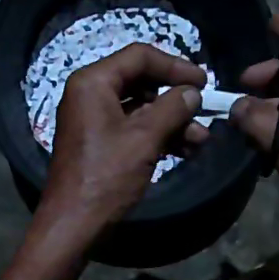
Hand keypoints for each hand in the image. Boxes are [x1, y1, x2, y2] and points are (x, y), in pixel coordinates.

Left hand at [41, 43, 208, 240]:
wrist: (73, 223)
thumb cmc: (106, 177)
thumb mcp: (144, 139)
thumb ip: (172, 108)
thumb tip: (193, 92)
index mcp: (92, 82)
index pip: (140, 56)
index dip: (175, 66)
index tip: (204, 82)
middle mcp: (89, 94)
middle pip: (140, 80)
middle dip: (175, 97)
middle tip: (204, 110)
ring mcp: (92, 119)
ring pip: (140, 108)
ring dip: (172, 120)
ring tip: (200, 139)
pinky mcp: (98, 142)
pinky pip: (132, 128)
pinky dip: (157, 135)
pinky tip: (185, 150)